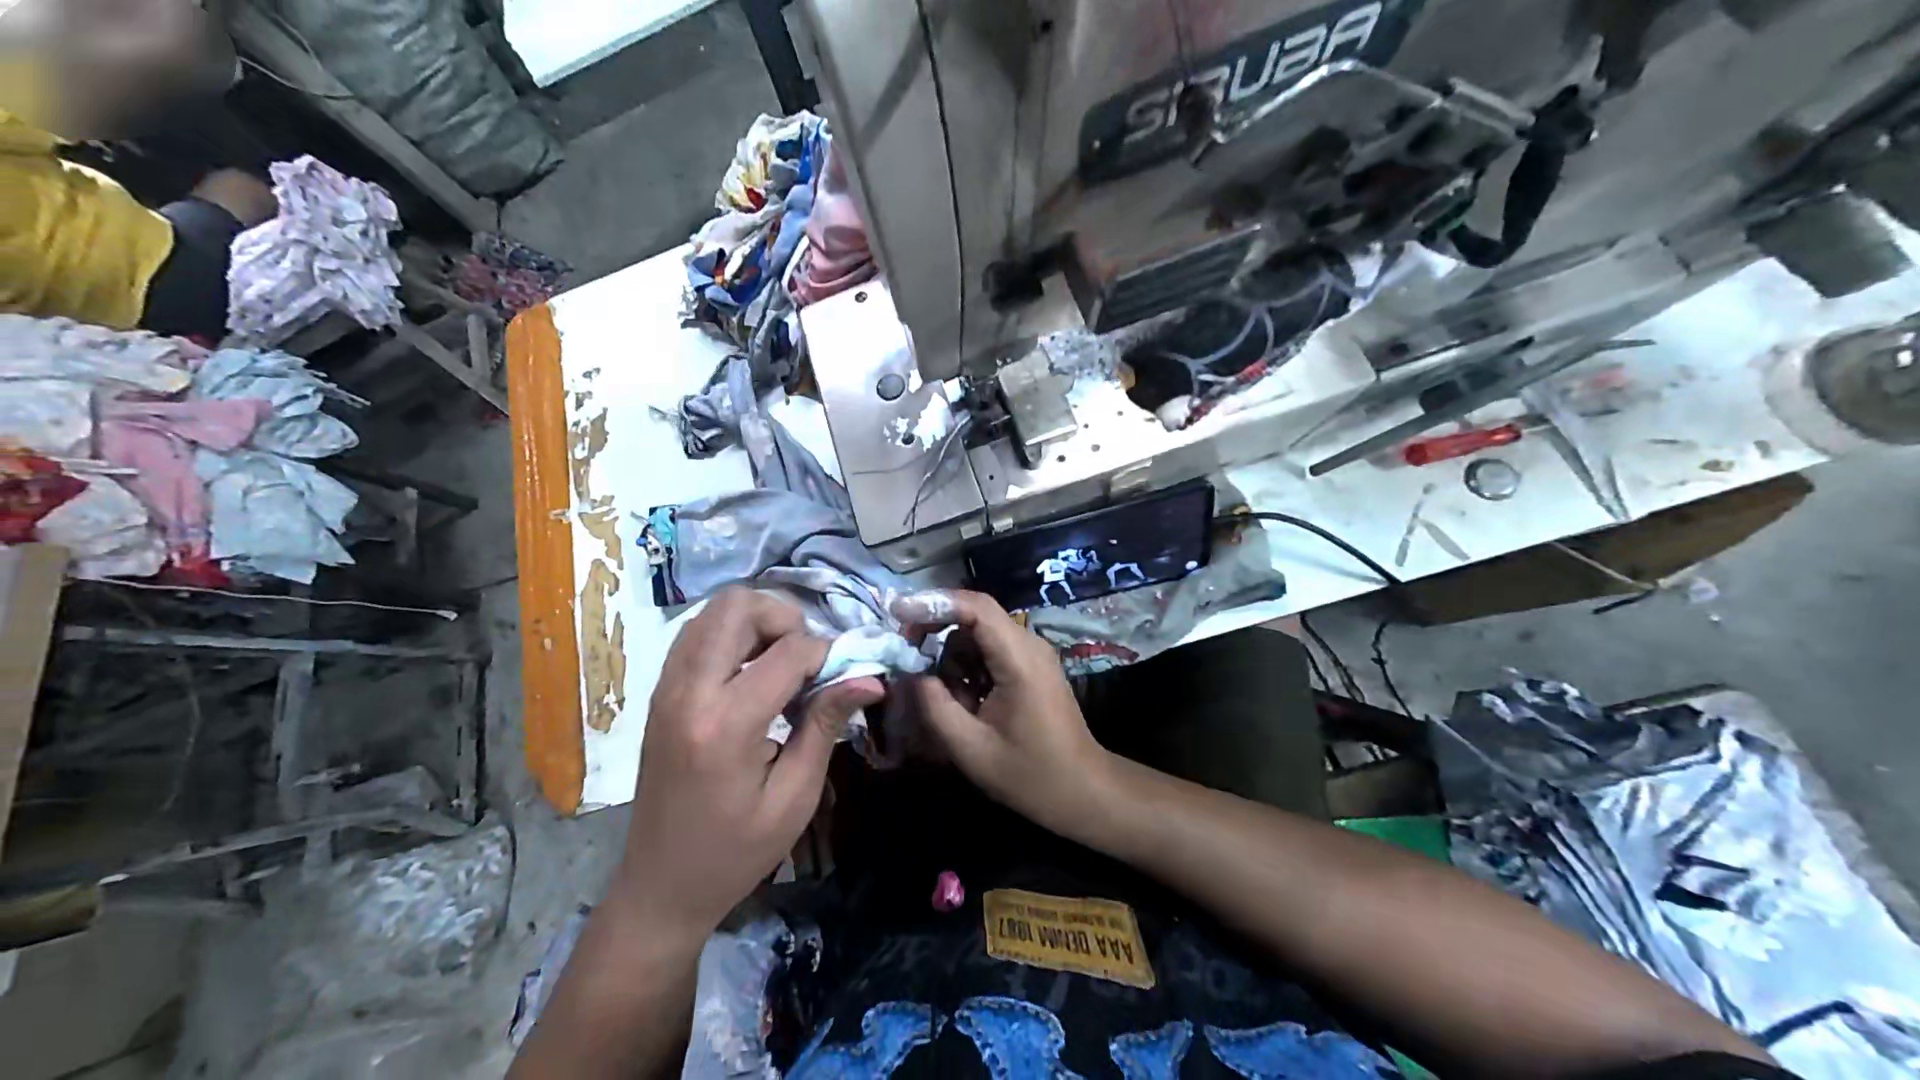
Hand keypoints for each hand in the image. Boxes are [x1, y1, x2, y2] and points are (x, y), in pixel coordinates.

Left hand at [616, 587, 882, 936]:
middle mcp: (688, 691)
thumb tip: (870, 679)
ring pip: (713, 610)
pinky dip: (731, 635)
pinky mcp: (660, 692)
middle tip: (806, 658)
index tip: (842, 677)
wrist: (660, 885)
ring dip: (756, 622)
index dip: (827, 654)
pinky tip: (752, 672)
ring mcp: (666, 687)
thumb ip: (826, 725)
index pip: (788, 651)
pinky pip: (696, 633)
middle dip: (785, 618)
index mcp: (725, 724)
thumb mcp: (794, 797)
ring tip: (781, 663)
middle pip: (738, 606)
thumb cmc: (735, 852)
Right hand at [903, 591, 1113, 831]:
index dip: (934, 603)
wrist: (1082, 791)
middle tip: (907, 656)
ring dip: (951, 655)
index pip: (976, 607)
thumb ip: (935, 707)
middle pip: (974, 615)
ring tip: (943, 696)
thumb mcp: (971, 749)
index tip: (897, 614)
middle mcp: (1029, 645)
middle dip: (935, 629)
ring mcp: (1032, 655)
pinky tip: (962, 700)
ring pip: (978, 634)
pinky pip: (989, 650)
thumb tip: (912, 674)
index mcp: (1019, 660)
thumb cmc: (1030, 776)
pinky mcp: (1029, 667)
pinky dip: (967, 666)